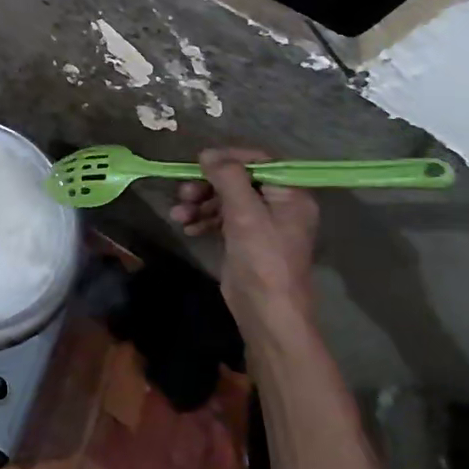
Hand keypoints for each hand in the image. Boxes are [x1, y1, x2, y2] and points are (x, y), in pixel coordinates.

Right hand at [171, 148, 319, 329]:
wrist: (267, 314)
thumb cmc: (262, 259)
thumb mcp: (245, 213)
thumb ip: (227, 178)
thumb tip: (207, 153)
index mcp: (290, 194)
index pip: (259, 162)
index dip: (228, 159)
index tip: (200, 162)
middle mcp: (279, 205)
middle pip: (238, 181)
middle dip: (208, 185)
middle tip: (183, 192)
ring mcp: (261, 224)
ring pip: (226, 200)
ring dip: (200, 203)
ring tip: (178, 213)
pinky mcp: (246, 241)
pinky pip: (222, 219)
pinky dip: (204, 219)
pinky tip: (187, 227)